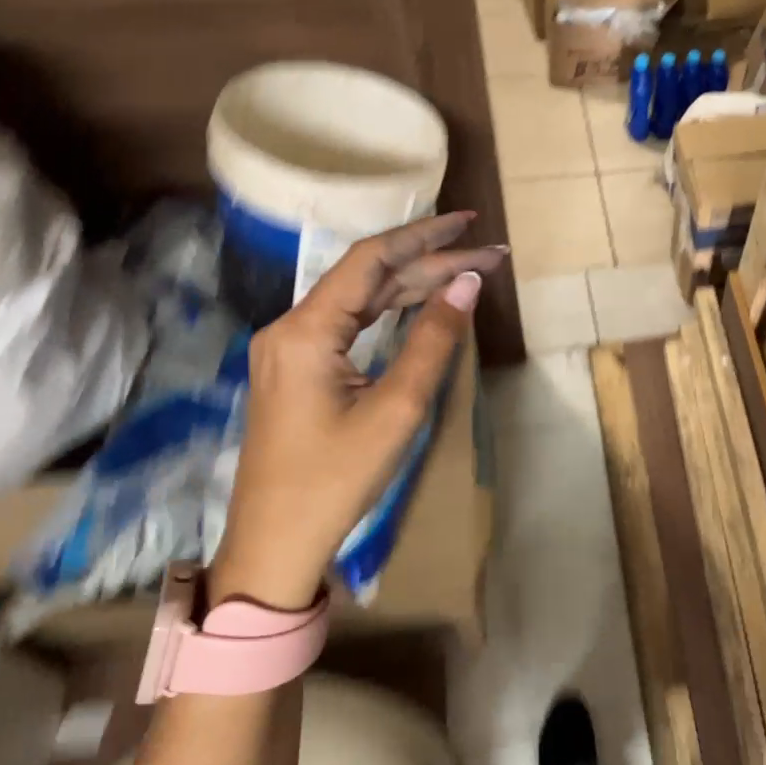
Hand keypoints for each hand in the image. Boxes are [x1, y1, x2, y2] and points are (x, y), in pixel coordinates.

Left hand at [209, 212, 506, 609]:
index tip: (470, 222)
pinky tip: (424, 302)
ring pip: (361, 299)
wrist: (276, 542)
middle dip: (431, 261)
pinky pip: (351, 323)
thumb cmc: (336, 479)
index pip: (371, 260)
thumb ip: (434, 340)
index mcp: (306, 331)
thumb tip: (467, 284)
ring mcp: (291, 349)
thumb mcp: (397, 409)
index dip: (424, 234)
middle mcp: (292, 327)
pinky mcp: (298, 369)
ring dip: (414, 283)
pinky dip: (392, 309)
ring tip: (469, 272)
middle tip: (489, 255)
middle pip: (369, 276)